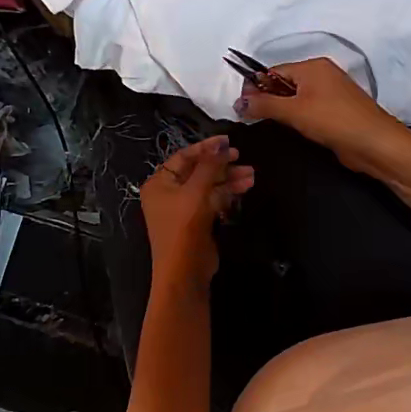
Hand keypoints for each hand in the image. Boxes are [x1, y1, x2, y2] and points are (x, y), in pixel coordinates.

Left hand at [140, 136, 253, 285]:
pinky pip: (213, 200)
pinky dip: (227, 194)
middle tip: (242, 158)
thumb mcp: (196, 192)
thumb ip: (209, 166)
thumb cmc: (183, 226)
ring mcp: (184, 208)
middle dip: (221, 165)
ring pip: (208, 186)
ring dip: (229, 180)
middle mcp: (168, 193)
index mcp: (159, 183)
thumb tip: (222, 144)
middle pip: (198, 171)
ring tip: (251, 175)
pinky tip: (245, 188)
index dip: (206, 148)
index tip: (228, 141)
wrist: (185, 270)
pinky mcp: (198, 221)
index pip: (183, 157)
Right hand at [234, 58, 407, 173]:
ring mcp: (330, 93)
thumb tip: (238, 103)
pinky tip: (289, 129)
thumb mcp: (293, 111)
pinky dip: (295, 117)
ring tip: (266, 123)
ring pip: (295, 97)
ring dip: (280, 110)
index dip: (255, 87)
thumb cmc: (333, 121)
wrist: (375, 144)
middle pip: (284, 83)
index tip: (240, 106)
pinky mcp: (335, 111)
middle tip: (249, 117)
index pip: (273, 71)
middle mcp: (322, 74)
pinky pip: (307, 108)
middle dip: (266, 99)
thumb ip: (263, 105)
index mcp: (312, 66)